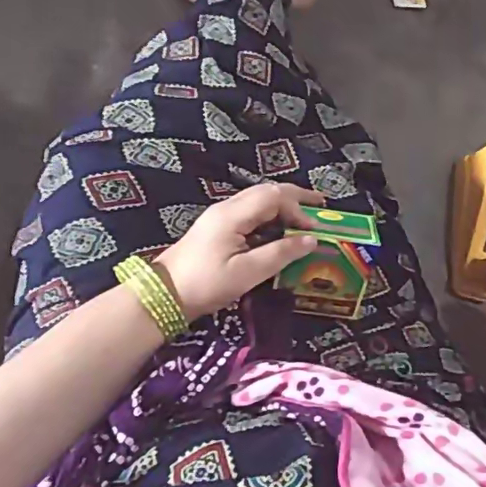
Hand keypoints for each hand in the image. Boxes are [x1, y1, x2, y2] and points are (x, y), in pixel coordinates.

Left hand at [157, 182, 325, 318]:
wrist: (165, 294)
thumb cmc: (206, 284)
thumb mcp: (247, 272)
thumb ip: (281, 253)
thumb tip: (311, 240)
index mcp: (234, 215)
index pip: (274, 196)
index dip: (298, 208)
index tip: (314, 228)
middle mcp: (227, 209)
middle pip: (266, 192)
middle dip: (295, 199)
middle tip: (320, 208)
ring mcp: (220, 217)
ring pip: (257, 202)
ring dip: (282, 208)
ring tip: (303, 221)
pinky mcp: (217, 228)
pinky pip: (249, 214)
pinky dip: (269, 218)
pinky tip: (278, 233)